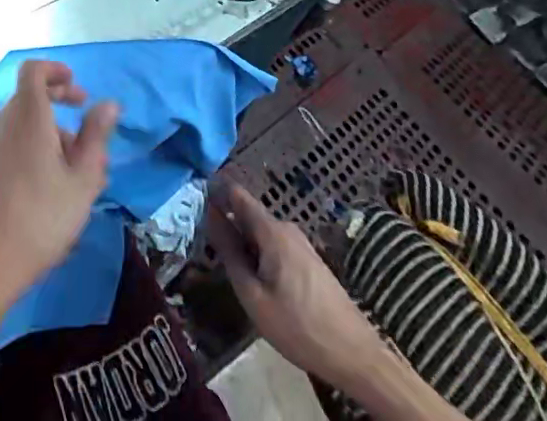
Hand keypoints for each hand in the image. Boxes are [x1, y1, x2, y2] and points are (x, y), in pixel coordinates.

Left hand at [0, 58, 119, 305]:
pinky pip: (16, 143)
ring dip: (54, 134)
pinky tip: (58, 187)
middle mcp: (6, 125)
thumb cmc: (41, 218)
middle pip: (30, 96)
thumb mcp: (82, 179)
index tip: (79, 89)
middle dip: (62, 104)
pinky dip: (38, 149)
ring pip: (26, 124)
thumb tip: (108, 103)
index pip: (33, 71)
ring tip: (84, 170)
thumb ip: (96, 137)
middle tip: (88, 126)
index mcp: (28, 118)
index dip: (55, 71)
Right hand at [207, 183, 394, 392]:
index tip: (192, 198)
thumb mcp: (252, 293)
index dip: (215, 192)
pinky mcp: (308, 260)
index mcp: (273, 231)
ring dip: (243, 245)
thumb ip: (229, 251)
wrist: (353, 354)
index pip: (238, 195)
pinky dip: (258, 256)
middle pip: (248, 216)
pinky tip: (254, 281)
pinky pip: (274, 247)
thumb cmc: (297, 326)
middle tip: (203, 248)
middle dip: (226, 226)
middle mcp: (287, 229)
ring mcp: (300, 244)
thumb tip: (210, 215)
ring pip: (260, 234)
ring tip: (226, 270)